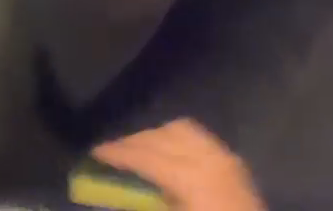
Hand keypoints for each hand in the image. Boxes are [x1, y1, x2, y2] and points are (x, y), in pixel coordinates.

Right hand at [93, 120, 263, 210]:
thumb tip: (120, 192)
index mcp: (194, 179)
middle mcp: (212, 160)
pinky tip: (169, 158)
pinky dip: (178, 141)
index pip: (148, 156)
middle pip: (165, 136)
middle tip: (110, 151)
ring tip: (136, 152)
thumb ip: (149, 202)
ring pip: (184, 131)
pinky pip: (201, 141)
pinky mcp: (239, 171)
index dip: (118, 152)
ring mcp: (229, 162)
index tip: (94, 151)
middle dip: (135, 140)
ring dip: (156, 137)